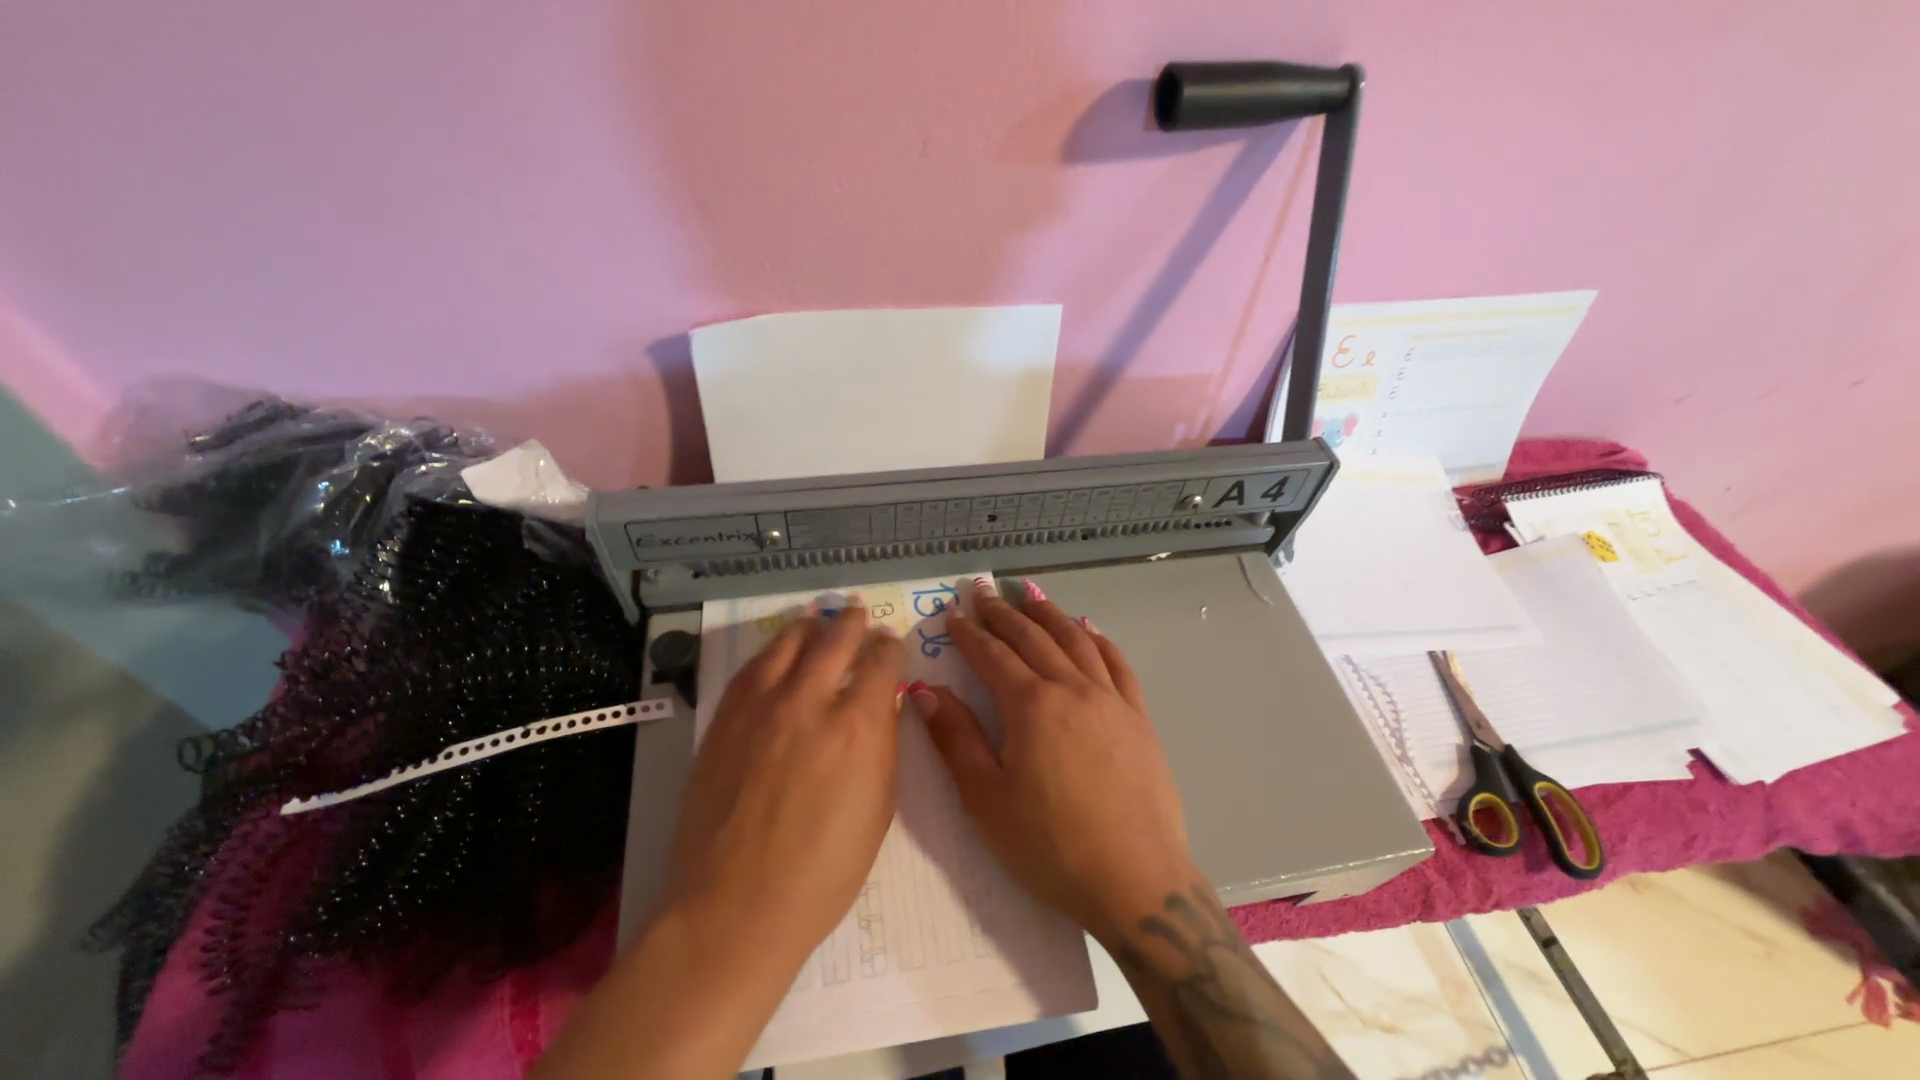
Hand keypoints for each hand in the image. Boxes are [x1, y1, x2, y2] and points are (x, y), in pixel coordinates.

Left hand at [537, 604, 907, 1079]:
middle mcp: (809, 701)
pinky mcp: (724, 719)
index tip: (891, 644)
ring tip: (818, 619)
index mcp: (856, 727)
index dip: (890, 647)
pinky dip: (772, 650)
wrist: (736, 905)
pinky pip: (751, 667)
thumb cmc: (823, 873)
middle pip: (835, 639)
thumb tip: (881, 705)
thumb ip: (881, 747)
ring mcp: (760, 706)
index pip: (880, 662)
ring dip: (810, 626)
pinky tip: (778, 650)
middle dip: (852, 622)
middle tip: (858, 613)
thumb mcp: (878, 810)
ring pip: (788, 643)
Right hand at [913, 577, 1195, 944]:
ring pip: (1077, 641)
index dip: (969, 633)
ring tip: (1030, 595)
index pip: (993, 656)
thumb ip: (955, 739)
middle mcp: (1073, 689)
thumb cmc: (1050, 846)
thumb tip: (923, 690)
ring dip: (1050, 615)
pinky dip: (1100, 640)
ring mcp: (1112, 701)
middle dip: (1004, 612)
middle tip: (983, 591)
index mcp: (1031, 706)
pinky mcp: (1139, 719)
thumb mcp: (986, 799)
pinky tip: (1091, 630)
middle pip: (1034, 638)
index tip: (952, 613)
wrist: (1135, 880)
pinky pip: (1118, 665)